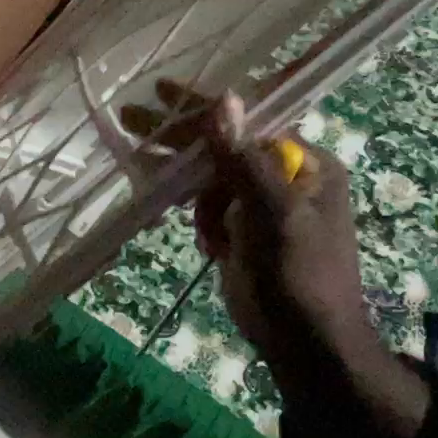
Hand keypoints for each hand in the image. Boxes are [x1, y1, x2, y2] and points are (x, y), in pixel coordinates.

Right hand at [122, 82, 426, 436]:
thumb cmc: (298, 274)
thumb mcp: (272, 211)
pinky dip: (193, 211)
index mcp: (307, 165)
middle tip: (130, 117)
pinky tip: (188, 225)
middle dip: (180, 138)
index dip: (203, 109)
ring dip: (183, 180)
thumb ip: (243, 157)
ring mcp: (261, 205)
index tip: (160, 91)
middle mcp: (286, 177)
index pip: (248, 123)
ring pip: (210, 176)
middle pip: (224, 144)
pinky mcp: (241, 230)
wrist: (306, 346)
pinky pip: (207, 205)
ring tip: (147, 172)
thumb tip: (224, 99)